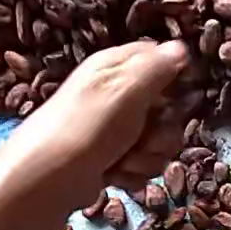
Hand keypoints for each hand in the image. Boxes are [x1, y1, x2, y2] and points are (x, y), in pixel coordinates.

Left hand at [0, 40, 190, 214]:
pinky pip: (144, 164)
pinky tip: (116, 175)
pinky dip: (134, 173)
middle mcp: (118, 94)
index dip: (176, 82)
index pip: (164, 61)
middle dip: (163, 132)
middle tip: (144, 140)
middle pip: (168, 109)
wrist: (46, 181)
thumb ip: (158, 67)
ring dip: (148, 157)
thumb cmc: (86, 128)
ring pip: (159, 142)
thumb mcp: (124, 89)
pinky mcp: (113, 158)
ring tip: (123, 161)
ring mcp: (116, 129)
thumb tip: (184, 48)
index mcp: (118, 66)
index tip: (174, 101)